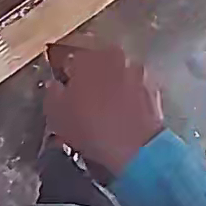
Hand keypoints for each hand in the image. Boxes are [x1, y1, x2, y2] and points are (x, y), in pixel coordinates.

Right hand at [43, 37, 163, 180]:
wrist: (136, 148)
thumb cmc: (90, 128)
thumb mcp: (57, 114)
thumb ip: (52, 92)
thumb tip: (55, 84)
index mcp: (86, 57)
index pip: (68, 57)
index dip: (63, 73)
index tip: (61, 87)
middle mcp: (113, 56)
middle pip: (95, 62)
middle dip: (88, 76)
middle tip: (82, 98)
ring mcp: (136, 70)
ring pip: (116, 73)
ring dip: (110, 84)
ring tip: (105, 108)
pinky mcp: (152, 87)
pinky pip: (133, 87)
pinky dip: (127, 95)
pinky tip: (122, 113)